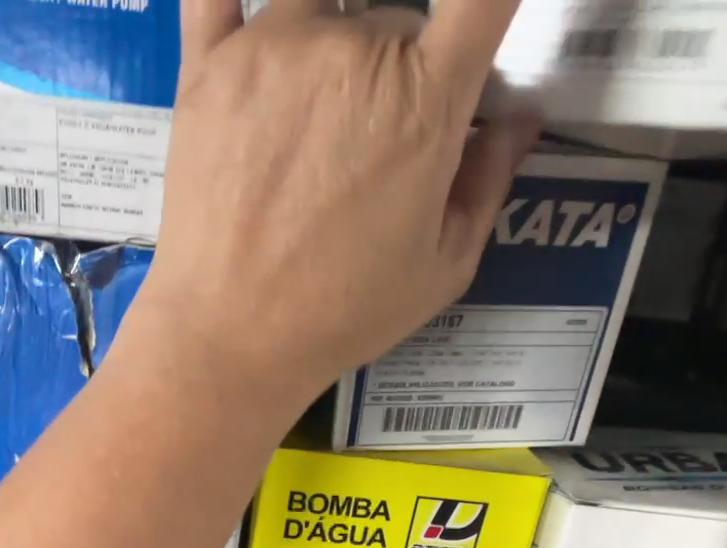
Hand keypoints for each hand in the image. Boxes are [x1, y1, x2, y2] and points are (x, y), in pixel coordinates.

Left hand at [137, 0, 537, 404]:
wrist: (232, 336)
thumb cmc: (345, 312)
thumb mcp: (443, 267)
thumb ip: (489, 180)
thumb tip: (519, 118)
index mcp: (425, 98)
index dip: (490, 4)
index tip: (480, 23)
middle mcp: (352, 47)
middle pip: (397, 16)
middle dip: (405, 66)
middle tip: (381, 140)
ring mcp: (272, 47)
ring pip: (323, 1)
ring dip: (337, 36)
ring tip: (319, 110)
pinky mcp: (207, 65)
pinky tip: (256, 23)